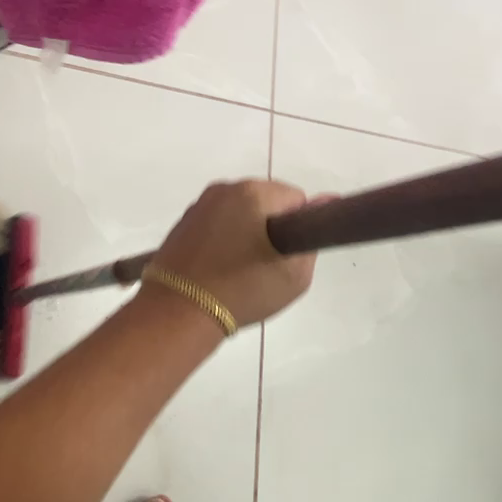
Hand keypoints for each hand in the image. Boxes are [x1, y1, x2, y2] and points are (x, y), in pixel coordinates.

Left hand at [146, 179, 321, 327]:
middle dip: (270, 226)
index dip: (298, 227)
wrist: (178, 312)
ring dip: (245, 232)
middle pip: (264, 201)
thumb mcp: (295, 275)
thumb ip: (313, 238)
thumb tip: (323, 204)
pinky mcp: (181, 224)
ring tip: (240, 270)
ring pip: (238, 212)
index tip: (287, 255)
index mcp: (252, 192)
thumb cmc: (243, 291)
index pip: (294, 198)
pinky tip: (219, 268)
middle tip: (266, 265)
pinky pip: (215, 224)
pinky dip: (222, 239)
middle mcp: (223, 189)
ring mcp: (198, 205)